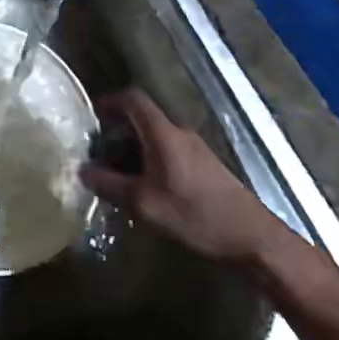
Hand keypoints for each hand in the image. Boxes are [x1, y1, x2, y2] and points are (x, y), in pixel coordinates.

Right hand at [80, 92, 288, 263]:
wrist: (255, 240)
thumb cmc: (196, 215)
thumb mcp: (144, 203)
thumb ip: (110, 185)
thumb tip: (83, 172)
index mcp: (163, 134)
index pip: (133, 99)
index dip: (109, 101)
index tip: (90, 117)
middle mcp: (179, 134)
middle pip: (141, 120)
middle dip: (115, 134)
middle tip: (96, 155)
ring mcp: (195, 151)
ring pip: (154, 139)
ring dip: (131, 152)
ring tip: (115, 177)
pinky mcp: (204, 168)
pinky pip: (167, 154)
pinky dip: (149, 163)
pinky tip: (143, 190)